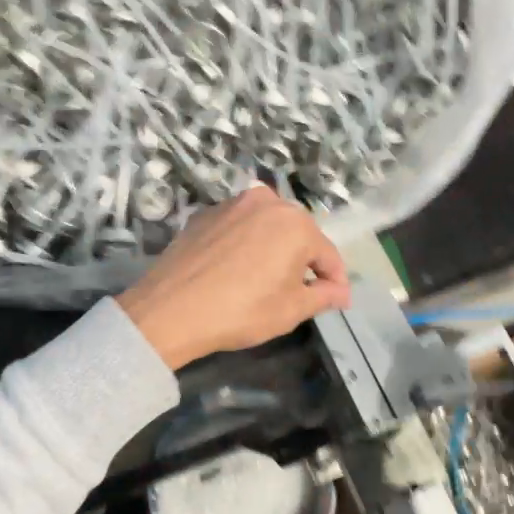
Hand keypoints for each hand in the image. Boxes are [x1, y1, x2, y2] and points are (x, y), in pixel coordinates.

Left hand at [116, 186, 352, 369]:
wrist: (171, 309)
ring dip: (272, 248)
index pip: (327, 255)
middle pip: (297, 234)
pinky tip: (234, 270)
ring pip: (265, 226)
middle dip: (303, 260)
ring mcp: (232, 204)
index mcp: (296, 224)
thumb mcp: (291, 310)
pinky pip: (236, 227)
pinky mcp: (204, 214)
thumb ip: (323, 296)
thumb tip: (342, 292)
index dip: (334, 281)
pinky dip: (243, 244)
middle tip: (299, 291)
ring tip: (265, 279)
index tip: (337, 301)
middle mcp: (267, 202)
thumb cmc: (241, 311)